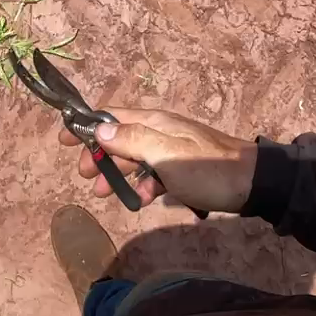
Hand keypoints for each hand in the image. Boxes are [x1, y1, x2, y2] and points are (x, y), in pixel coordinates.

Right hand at [58, 108, 256, 213]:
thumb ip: (131, 140)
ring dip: (117, 174)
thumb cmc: (206, 168)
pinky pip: (153, 173)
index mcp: (154, 121)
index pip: (111, 115)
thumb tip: (99, 128)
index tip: (62, 139)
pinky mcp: (182, 168)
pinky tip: (143, 200)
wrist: (253, 184)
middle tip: (83, 177)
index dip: (86, 125)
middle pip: (119, 137)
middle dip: (98, 155)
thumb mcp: (165, 154)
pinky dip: (143, 185)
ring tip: (103, 193)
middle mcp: (160, 129)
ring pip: (134, 157)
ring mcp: (171, 149)